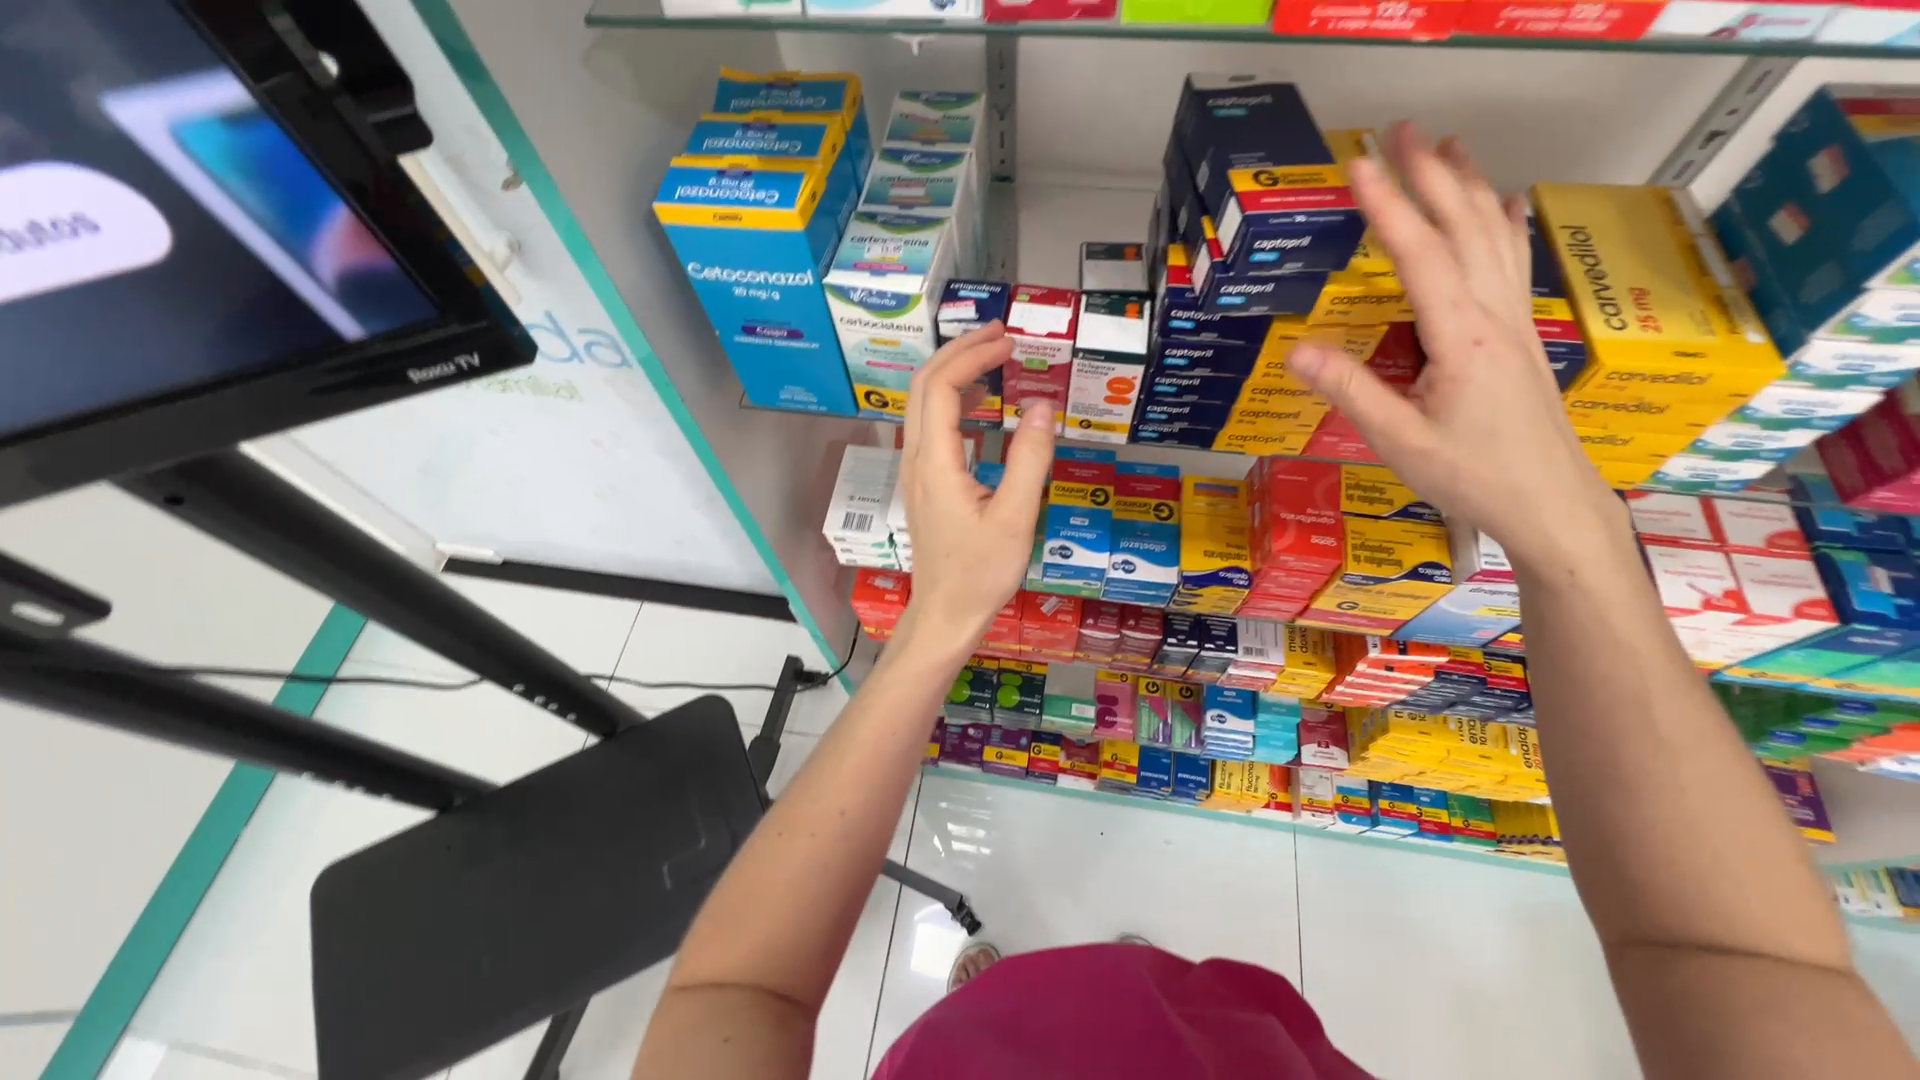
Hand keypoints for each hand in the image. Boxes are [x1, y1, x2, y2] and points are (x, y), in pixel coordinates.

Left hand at [895, 323, 1054, 658]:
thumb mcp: (1015, 518)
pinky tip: (982, 407)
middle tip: (1001, 335)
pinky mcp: (924, 484)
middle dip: (959, 351)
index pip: (942, 386)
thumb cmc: (981, 573)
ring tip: (994, 358)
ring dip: (954, 373)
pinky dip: (954, 402)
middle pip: (924, 385)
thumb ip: (1029, 460)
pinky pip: (931, 427)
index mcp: (935, 462)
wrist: (946, 614)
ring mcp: (916, 471)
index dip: (974, 355)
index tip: (1010, 343)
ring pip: (923, 404)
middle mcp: (917, 459)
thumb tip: (1044, 406)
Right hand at [1287, 123, 1625, 570]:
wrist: (1551, 504)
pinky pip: (1513, 263)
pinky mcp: (1520, 337)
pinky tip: (1505, 204)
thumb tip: (1295, 348)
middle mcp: (1493, 315)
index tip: (1360, 162)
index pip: (1421, 255)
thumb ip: (1350, 390)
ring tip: (1448, 147)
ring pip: (1495, 236)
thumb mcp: (1399, 441)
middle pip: (1465, 227)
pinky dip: (1505, 224)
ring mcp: (1514, 322)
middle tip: (1403, 130)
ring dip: (1469, 186)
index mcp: (1460, 336)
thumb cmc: (1472, 476)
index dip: (1388, 206)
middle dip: (1432, 174)